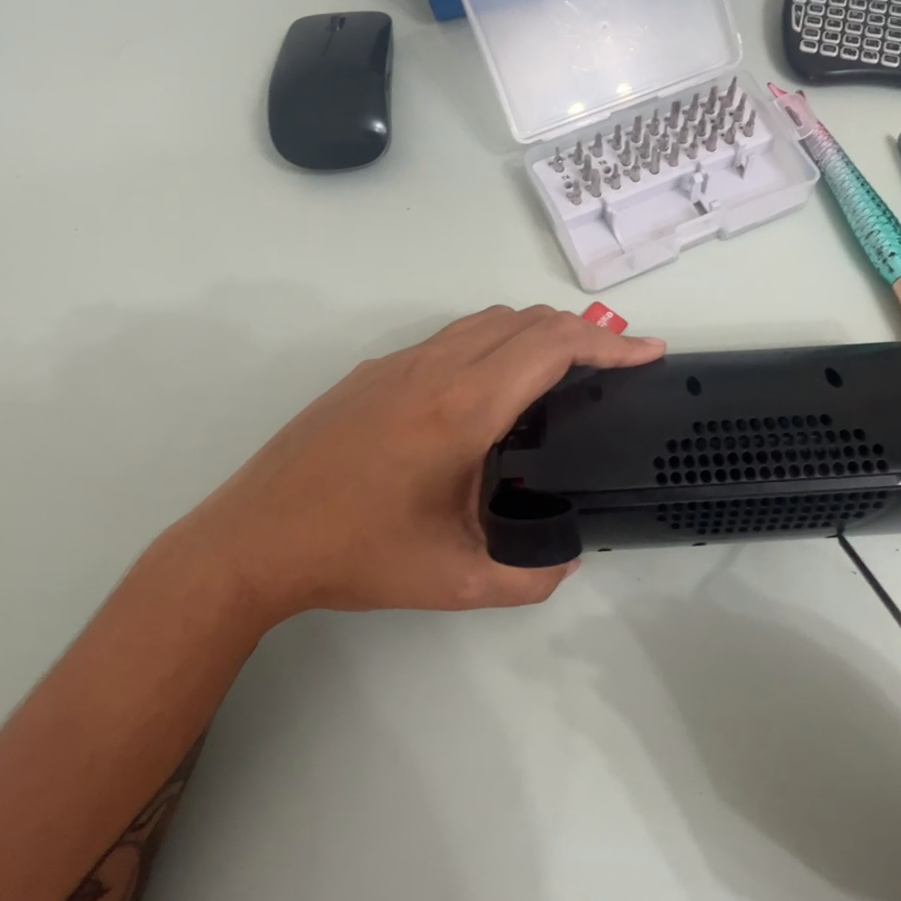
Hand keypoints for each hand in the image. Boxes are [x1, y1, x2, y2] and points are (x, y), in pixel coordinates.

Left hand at [157, 305, 664, 625]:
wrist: (253, 541)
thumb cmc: (355, 556)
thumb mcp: (456, 581)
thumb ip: (530, 576)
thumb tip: (567, 561)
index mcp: (461, 410)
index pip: (551, 347)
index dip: (608, 343)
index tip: (647, 352)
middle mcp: (432, 370)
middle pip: (524, 320)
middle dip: (582, 332)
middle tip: (616, 363)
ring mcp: (396, 365)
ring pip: (484, 321)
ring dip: (535, 332)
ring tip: (566, 368)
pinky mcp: (371, 374)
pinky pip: (449, 338)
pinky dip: (493, 343)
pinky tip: (495, 388)